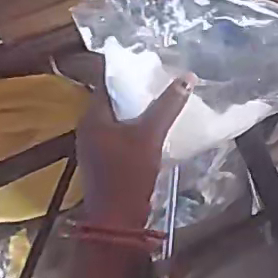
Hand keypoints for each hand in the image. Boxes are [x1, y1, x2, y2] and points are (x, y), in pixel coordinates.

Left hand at [72, 53, 191, 227]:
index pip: (107, 82)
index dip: (128, 70)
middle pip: (115, 99)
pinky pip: (124, 132)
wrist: (117, 217)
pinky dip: (140, 125)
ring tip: (166, 97)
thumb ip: (168, 105)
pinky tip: (160, 124)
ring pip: (121, 117)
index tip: (151, 60)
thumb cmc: (128, 171)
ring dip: (141, 108)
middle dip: (138, 88)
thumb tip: (187, 77)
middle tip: (164, 76)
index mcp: (92, 116)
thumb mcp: (150, 135)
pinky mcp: (108, 158)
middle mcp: (90, 127)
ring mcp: (97, 144)